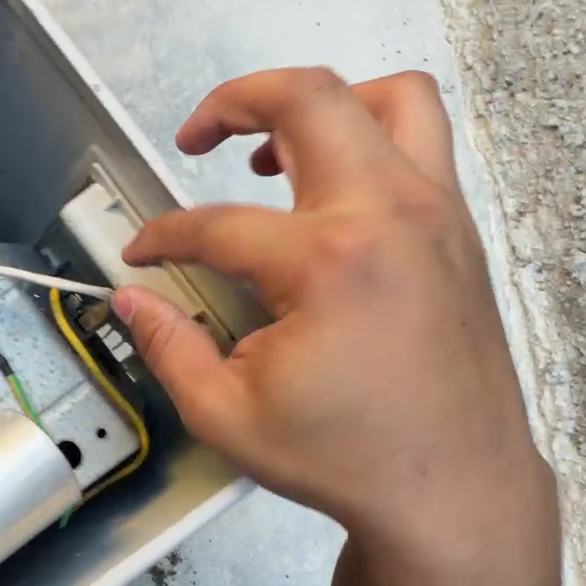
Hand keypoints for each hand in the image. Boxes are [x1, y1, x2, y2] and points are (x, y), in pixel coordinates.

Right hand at [118, 68, 549, 558]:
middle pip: (310, 101)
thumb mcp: (223, 412)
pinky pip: (419, 143)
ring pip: (389, 98)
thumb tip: (132, 302)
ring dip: (319, 103)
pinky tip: (322, 189)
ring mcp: (434, 217)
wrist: (450, 487)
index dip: (161, 238)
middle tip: (197, 133)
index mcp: (328, 264)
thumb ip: (167, 345)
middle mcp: (390, 218)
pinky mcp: (453, 234)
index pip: (214, 225)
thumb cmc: (347, 456)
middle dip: (237, 101)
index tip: (141, 256)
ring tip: (269, 147)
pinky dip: (364, 137)